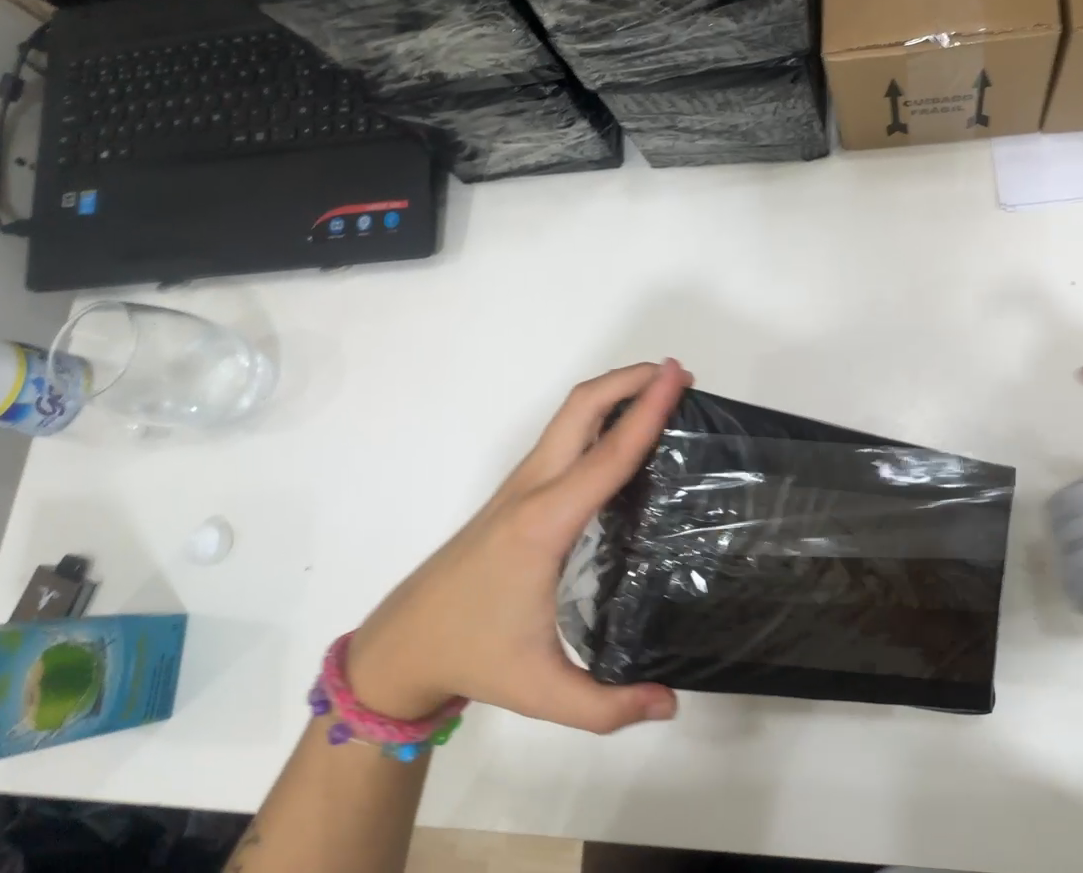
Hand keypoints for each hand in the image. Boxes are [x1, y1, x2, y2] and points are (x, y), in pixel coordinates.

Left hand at [345, 361, 690, 732]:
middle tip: (679, 376)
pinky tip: (623, 439)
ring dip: (614, 395)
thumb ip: (608, 707)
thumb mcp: (542, 691)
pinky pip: (563, 437)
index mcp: (544, 526)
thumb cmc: (472, 656)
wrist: (403, 642)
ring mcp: (520, 487)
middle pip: (580, 409)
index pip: (607, 455)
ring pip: (568, 417)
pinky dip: (599, 418)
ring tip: (661, 396)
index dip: (646, 412)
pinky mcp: (517, 495)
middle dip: (630, 382)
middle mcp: (532, 491)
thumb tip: (672, 702)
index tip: (675, 378)